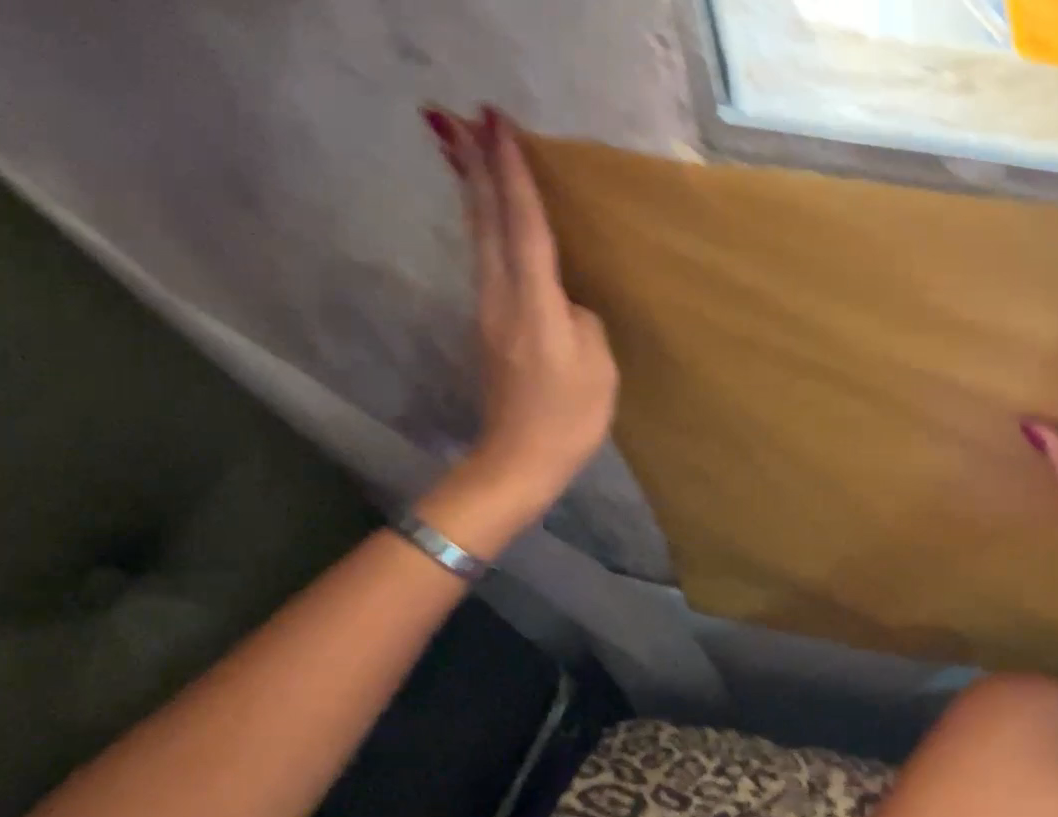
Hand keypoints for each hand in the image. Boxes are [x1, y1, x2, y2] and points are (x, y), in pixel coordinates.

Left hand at [422, 104, 618, 522]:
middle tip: (460, 115)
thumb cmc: (570, 417)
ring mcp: (489, 309)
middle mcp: (502, 296)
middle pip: (487, 220)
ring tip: (461, 147)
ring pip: (479, 236)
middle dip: (476, 166)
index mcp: (534, 303)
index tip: (498, 125)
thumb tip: (567, 301)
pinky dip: (484, 224)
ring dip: (472, 189)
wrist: (520, 459)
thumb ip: (582, 320)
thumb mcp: (597, 366)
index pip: (524, 226)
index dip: (512, 174)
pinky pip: (486, 258)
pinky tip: (485, 213)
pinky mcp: (489, 325)